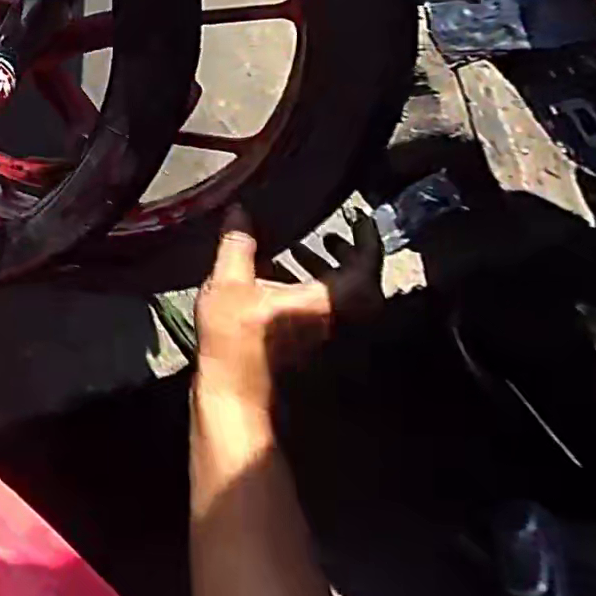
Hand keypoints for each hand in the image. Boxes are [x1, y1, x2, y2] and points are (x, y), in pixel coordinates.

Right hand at [194, 205, 383, 410]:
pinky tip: (276, 275)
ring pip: (340, 296)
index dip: (366, 238)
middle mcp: (334, 317)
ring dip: (326, 270)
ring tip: (298, 250)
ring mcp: (323, 332)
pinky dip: (309, 285)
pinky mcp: (307, 340)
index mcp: (326, 300)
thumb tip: (240, 210)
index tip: (360, 218)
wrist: (234, 385)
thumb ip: (238, 245)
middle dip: (346, 255)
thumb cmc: (236, 336)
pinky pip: (322, 306)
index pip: (365, 265)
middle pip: (358, 282)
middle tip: (330, 235)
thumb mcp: (229, 282)